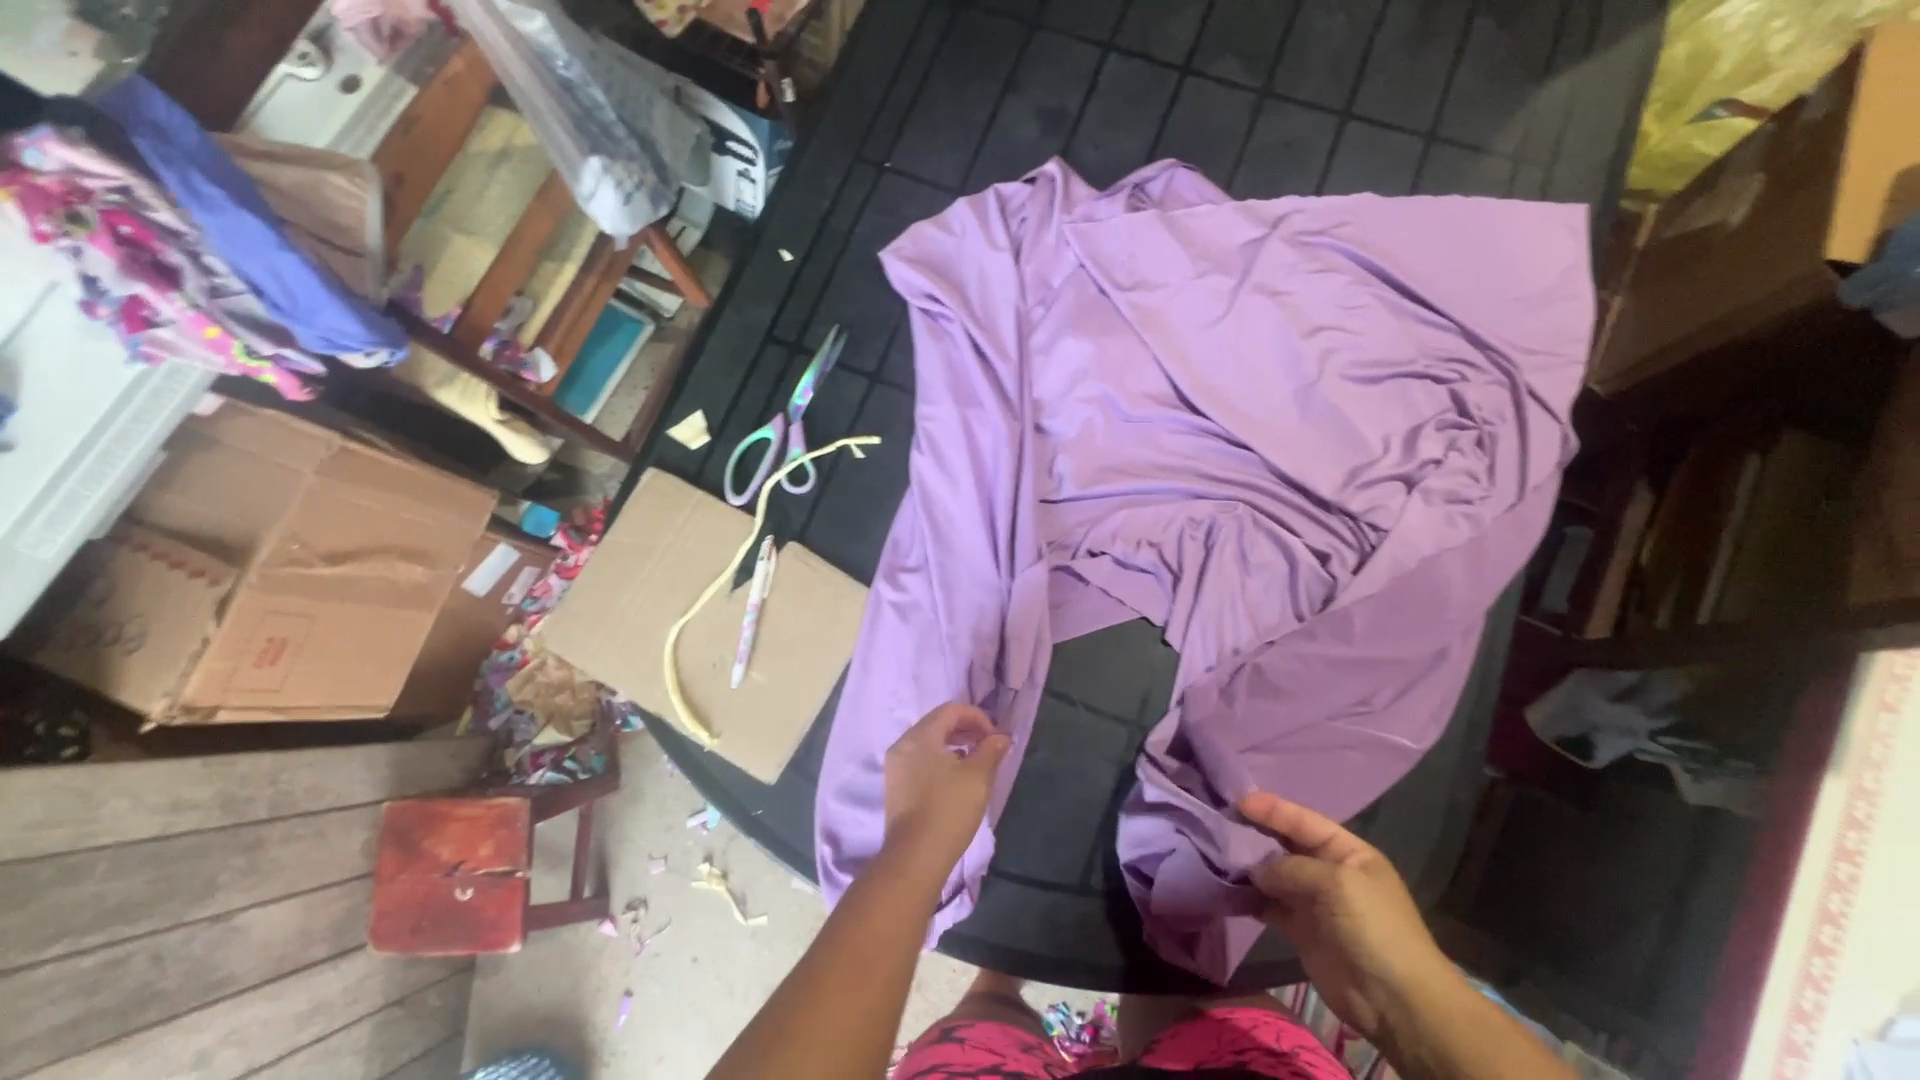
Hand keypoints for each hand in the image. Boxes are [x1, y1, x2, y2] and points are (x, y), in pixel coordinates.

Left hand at [882, 704, 1010, 879]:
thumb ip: (990, 751)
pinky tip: (957, 779)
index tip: (995, 737)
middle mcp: (902, 746)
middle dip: (966, 730)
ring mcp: (896, 768)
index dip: (977, 717)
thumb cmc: (948, 810)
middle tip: (988, 746)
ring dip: (954, 745)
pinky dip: (941, 761)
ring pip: (929, 744)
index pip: (950, 710)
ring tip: (976, 762)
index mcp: (919, 737)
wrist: (915, 857)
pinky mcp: (896, 787)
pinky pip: (921, 761)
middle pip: (937, 724)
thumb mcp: (977, 777)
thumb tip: (1001, 737)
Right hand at [1238, 791, 1457, 1040]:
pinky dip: (1249, 899)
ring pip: (1274, 876)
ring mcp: (1315, 903)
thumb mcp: (1337, 883)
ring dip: (1248, 868)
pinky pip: (1269, 906)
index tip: (1238, 801)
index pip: (1305, 822)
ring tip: (1215, 857)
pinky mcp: (1301, 931)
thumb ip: (1291, 868)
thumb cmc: (1372, 928)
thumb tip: (1256, 869)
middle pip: (1286, 846)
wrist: (1392, 999)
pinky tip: (1226, 891)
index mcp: (1349, 853)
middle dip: (1255, 835)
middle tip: (1218, 826)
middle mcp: (1330, 873)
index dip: (1273, 809)